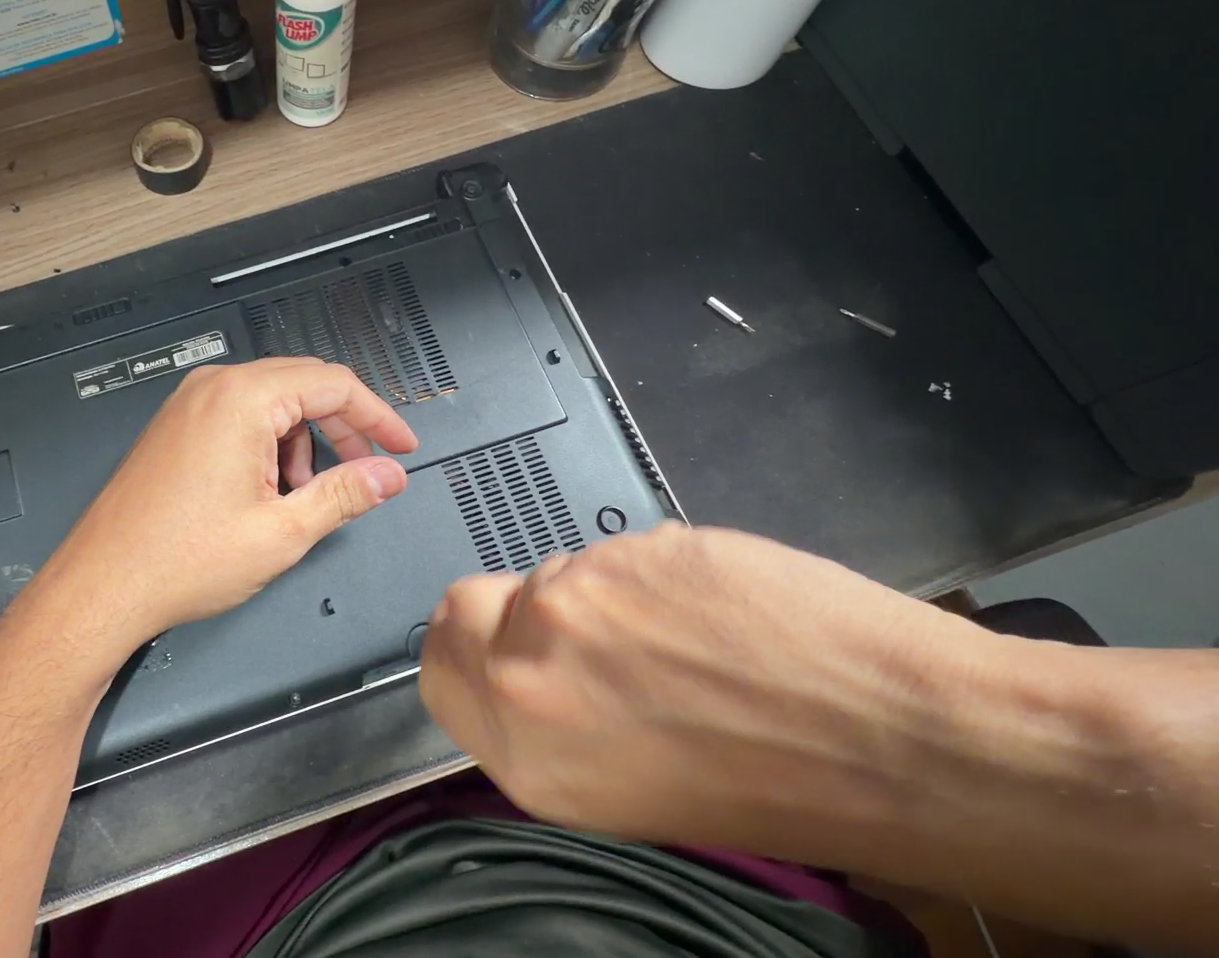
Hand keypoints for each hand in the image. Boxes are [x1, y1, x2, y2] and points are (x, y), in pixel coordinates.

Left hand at [29, 357, 418, 652]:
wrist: (104, 584)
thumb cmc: (174, 559)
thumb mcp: (282, 531)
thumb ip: (345, 494)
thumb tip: (385, 474)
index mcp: (241, 400)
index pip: (334, 384)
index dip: (378, 416)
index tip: (401, 445)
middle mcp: (212, 390)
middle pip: (305, 386)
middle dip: (343, 428)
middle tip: (368, 469)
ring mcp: (190, 405)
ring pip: (274, 403)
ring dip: (303, 442)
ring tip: (302, 495)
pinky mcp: (178, 425)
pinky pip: (242, 417)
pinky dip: (270, 445)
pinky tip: (268, 490)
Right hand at [419, 523, 994, 848]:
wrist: (903, 749)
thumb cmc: (778, 787)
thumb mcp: (621, 787)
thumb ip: (546, 722)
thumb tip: (521, 663)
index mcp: (528, 754)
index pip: (437, 666)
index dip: (464, 647)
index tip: (496, 640)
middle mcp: (533, 678)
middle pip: (467, 604)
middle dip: (508, 606)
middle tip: (580, 625)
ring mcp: (577, 606)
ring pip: (552, 573)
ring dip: (596, 591)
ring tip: (675, 633)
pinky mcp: (634, 552)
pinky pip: (615, 553)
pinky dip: (651, 571)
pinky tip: (708, 609)